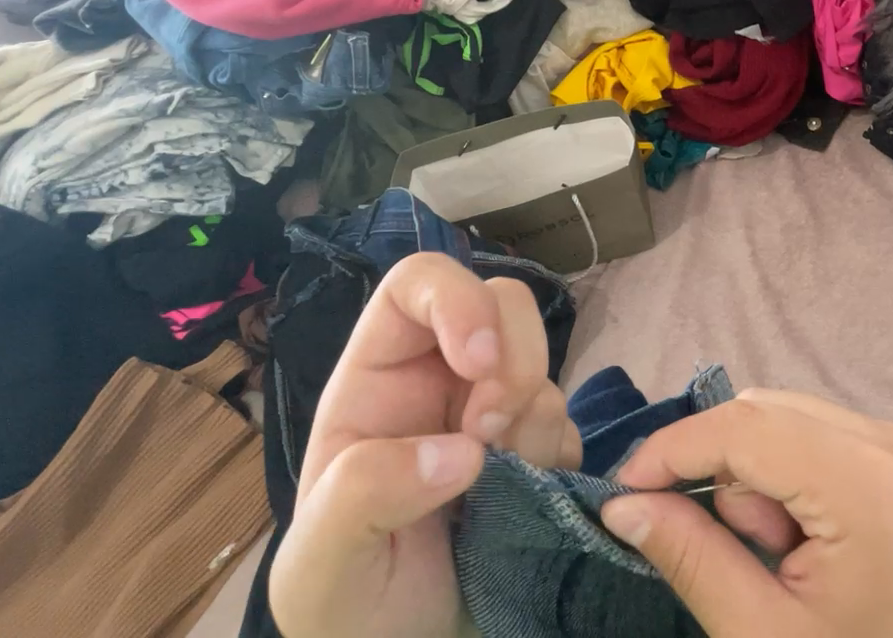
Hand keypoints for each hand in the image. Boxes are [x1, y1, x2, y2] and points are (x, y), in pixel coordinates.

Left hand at [270, 253, 580, 637]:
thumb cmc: (349, 609)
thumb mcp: (321, 567)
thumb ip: (361, 499)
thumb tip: (459, 451)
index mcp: (379, 382)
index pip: (417, 286)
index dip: (457, 299)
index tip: (480, 363)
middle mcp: (441, 381)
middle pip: (502, 303)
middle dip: (515, 360)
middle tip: (496, 435)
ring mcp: (496, 409)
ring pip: (543, 362)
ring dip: (535, 422)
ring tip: (503, 489)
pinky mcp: (541, 443)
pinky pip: (571, 419)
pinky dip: (560, 455)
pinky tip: (529, 500)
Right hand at [598, 390, 892, 637]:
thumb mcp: (763, 632)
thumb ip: (692, 557)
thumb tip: (622, 503)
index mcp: (861, 481)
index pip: (745, 428)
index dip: (673, 449)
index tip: (622, 492)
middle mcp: (879, 436)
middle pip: (759, 412)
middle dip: (721, 472)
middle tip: (742, 551)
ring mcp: (887, 435)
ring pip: (775, 416)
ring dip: (750, 477)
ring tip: (780, 552)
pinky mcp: (884, 445)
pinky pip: (800, 429)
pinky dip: (776, 473)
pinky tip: (796, 533)